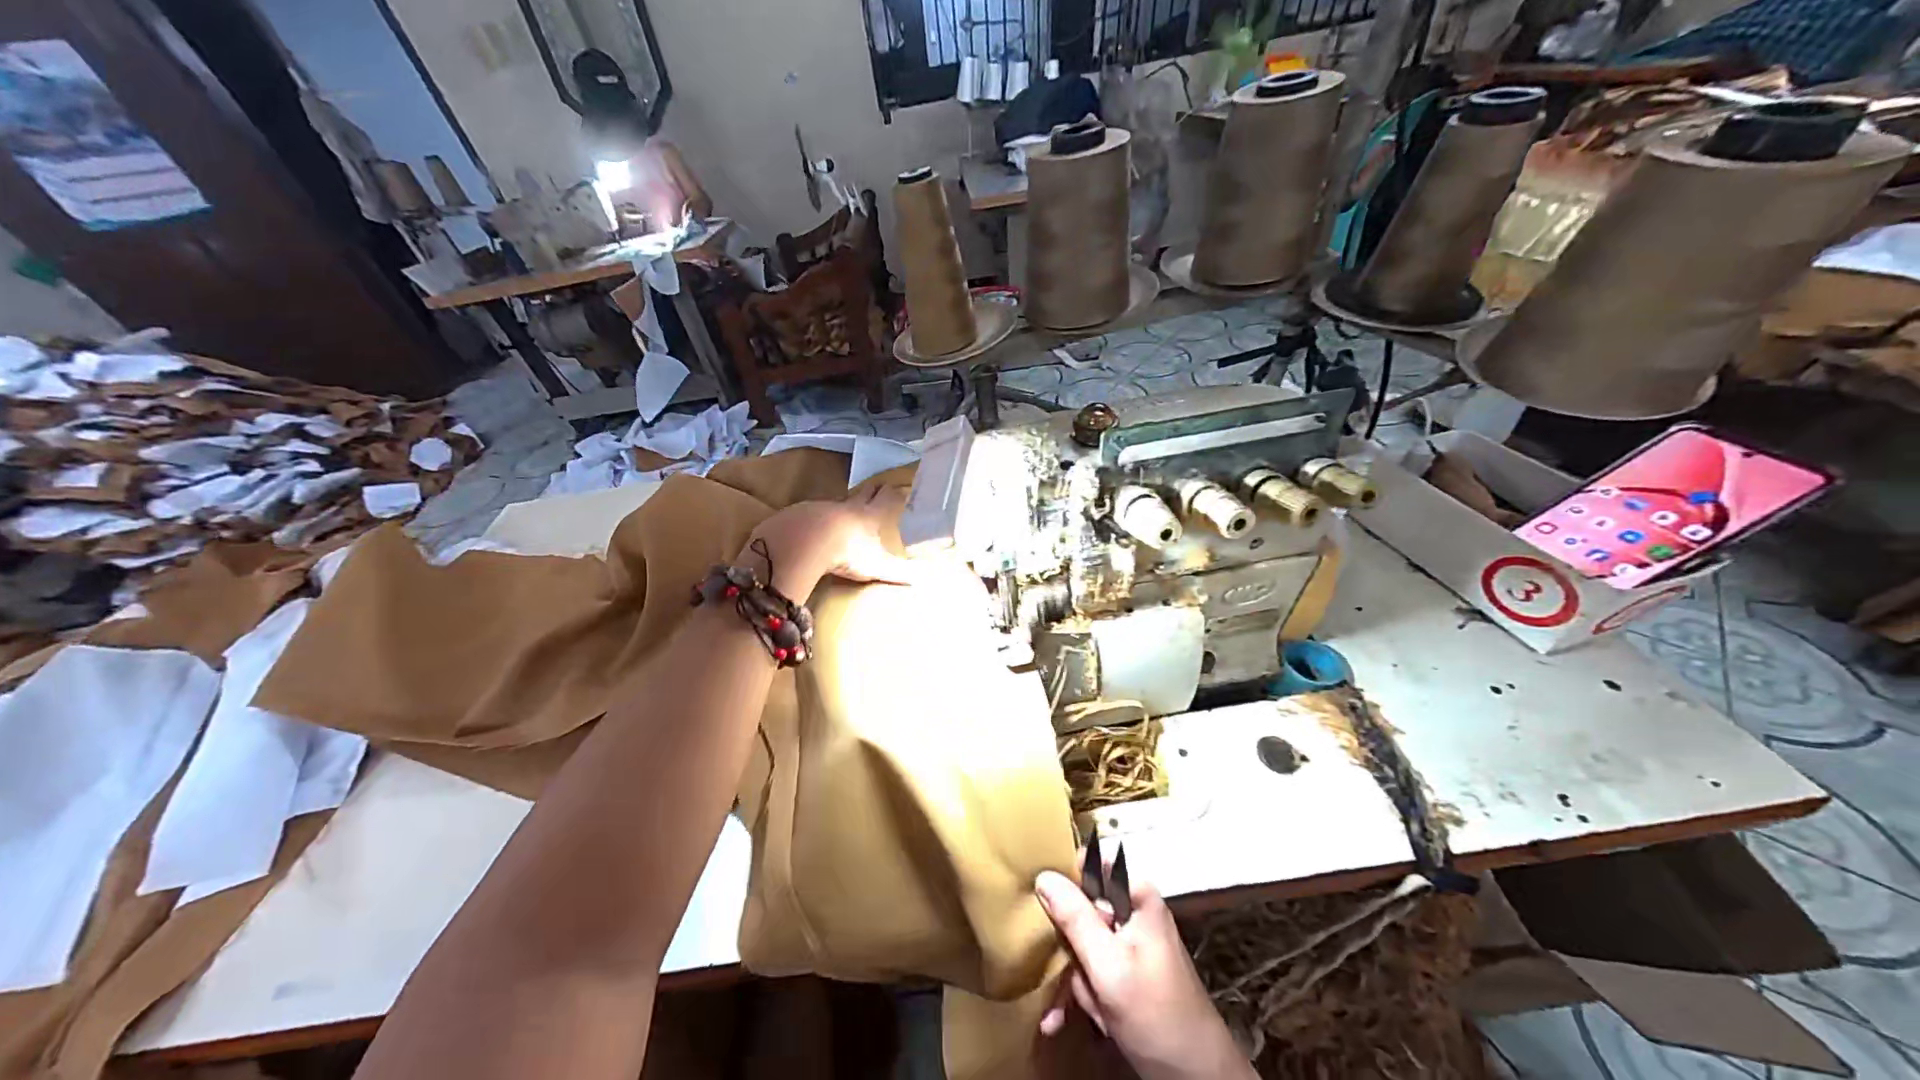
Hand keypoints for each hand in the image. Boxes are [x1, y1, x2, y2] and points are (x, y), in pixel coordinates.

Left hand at [742, 487, 916, 599]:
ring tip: (848, 509)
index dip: (893, 493)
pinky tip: (816, 527)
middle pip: (863, 494)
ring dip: (844, 505)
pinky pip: (813, 514)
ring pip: (838, 503)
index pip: (885, 500)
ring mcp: (823, 509)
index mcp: (869, 516)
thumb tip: (925, 579)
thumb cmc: (847, 552)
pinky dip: (818, 518)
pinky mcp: (800, 515)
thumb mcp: (877, 566)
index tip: (898, 486)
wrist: (805, 540)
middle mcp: (848, 508)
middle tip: (877, 485)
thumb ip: (899, 573)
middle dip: (872, 490)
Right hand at [1034, 870, 1254, 1079]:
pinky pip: (1092, 967)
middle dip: (1072, 951)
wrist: (1199, 1078)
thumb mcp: (1107, 965)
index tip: (1050, 915)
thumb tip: (1043, 874)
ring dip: (1077, 981)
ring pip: (1081, 943)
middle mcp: (1134, 911)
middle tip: (1079, 982)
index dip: (1065, 886)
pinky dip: (1082, 993)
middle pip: (1080, 909)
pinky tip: (1065, 1020)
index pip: (1089, 864)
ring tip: (1093, 1012)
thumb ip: (1075, 918)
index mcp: (1137, 896)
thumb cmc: (1156, 1016)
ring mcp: (1130, 941)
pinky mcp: (1126, 969)